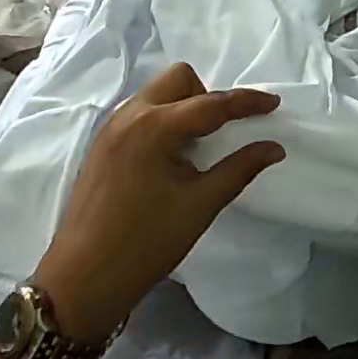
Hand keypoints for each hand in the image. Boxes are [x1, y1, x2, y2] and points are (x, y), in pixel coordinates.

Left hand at [36, 63, 284, 339]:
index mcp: (155, 127)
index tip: (274, 103)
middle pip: (179, 79)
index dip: (247, 102)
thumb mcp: (202, 204)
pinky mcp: (103, 144)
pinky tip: (171, 156)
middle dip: (208, 96)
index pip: (212, 103)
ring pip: (158, 92)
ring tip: (198, 145)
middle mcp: (130, 116)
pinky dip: (164, 119)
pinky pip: (141, 111)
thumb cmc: (147, 242)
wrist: (83, 279)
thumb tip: (274, 147)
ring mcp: (111, 128)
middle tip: (221, 132)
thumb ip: (240, 168)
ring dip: (185, 106)